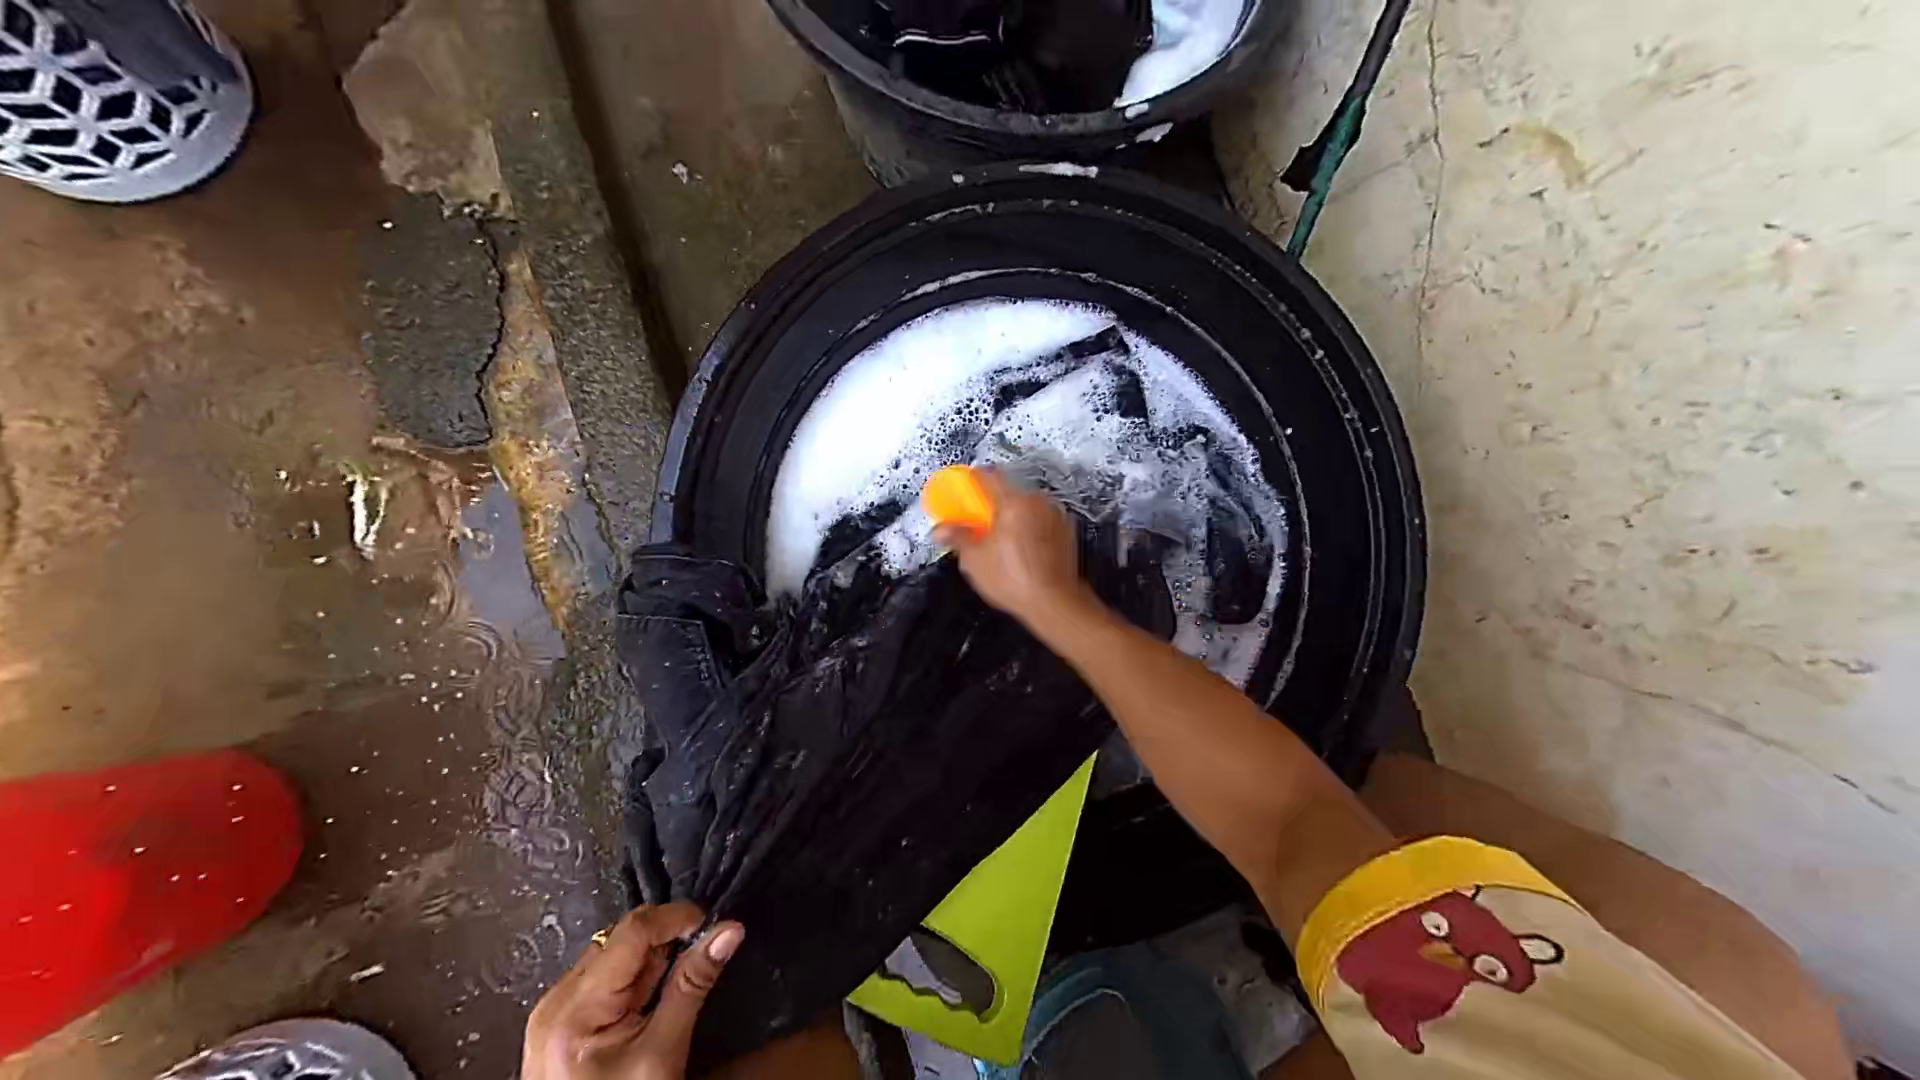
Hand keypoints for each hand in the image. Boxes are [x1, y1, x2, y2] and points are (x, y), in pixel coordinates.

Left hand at [523, 903, 744, 1079]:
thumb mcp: (663, 1054)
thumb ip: (693, 984)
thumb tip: (731, 929)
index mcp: (575, 1009)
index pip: (632, 931)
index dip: (676, 917)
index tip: (712, 925)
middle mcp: (556, 999)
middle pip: (621, 938)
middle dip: (665, 939)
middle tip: (696, 962)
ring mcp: (552, 1010)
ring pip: (614, 952)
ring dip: (651, 959)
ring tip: (671, 990)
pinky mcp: (558, 1022)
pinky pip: (604, 976)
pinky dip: (635, 977)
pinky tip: (647, 1004)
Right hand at [937, 467, 1097, 629]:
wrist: (1054, 602)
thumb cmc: (1014, 580)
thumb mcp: (974, 560)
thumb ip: (957, 537)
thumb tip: (941, 530)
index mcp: (1012, 502)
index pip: (989, 476)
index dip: (973, 479)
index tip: (964, 489)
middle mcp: (1037, 502)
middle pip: (1009, 492)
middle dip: (993, 505)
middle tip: (980, 523)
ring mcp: (1055, 515)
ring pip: (1028, 506)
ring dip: (1014, 516)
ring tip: (1002, 541)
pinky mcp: (1066, 530)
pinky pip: (1042, 520)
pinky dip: (1031, 527)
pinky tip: (1022, 550)